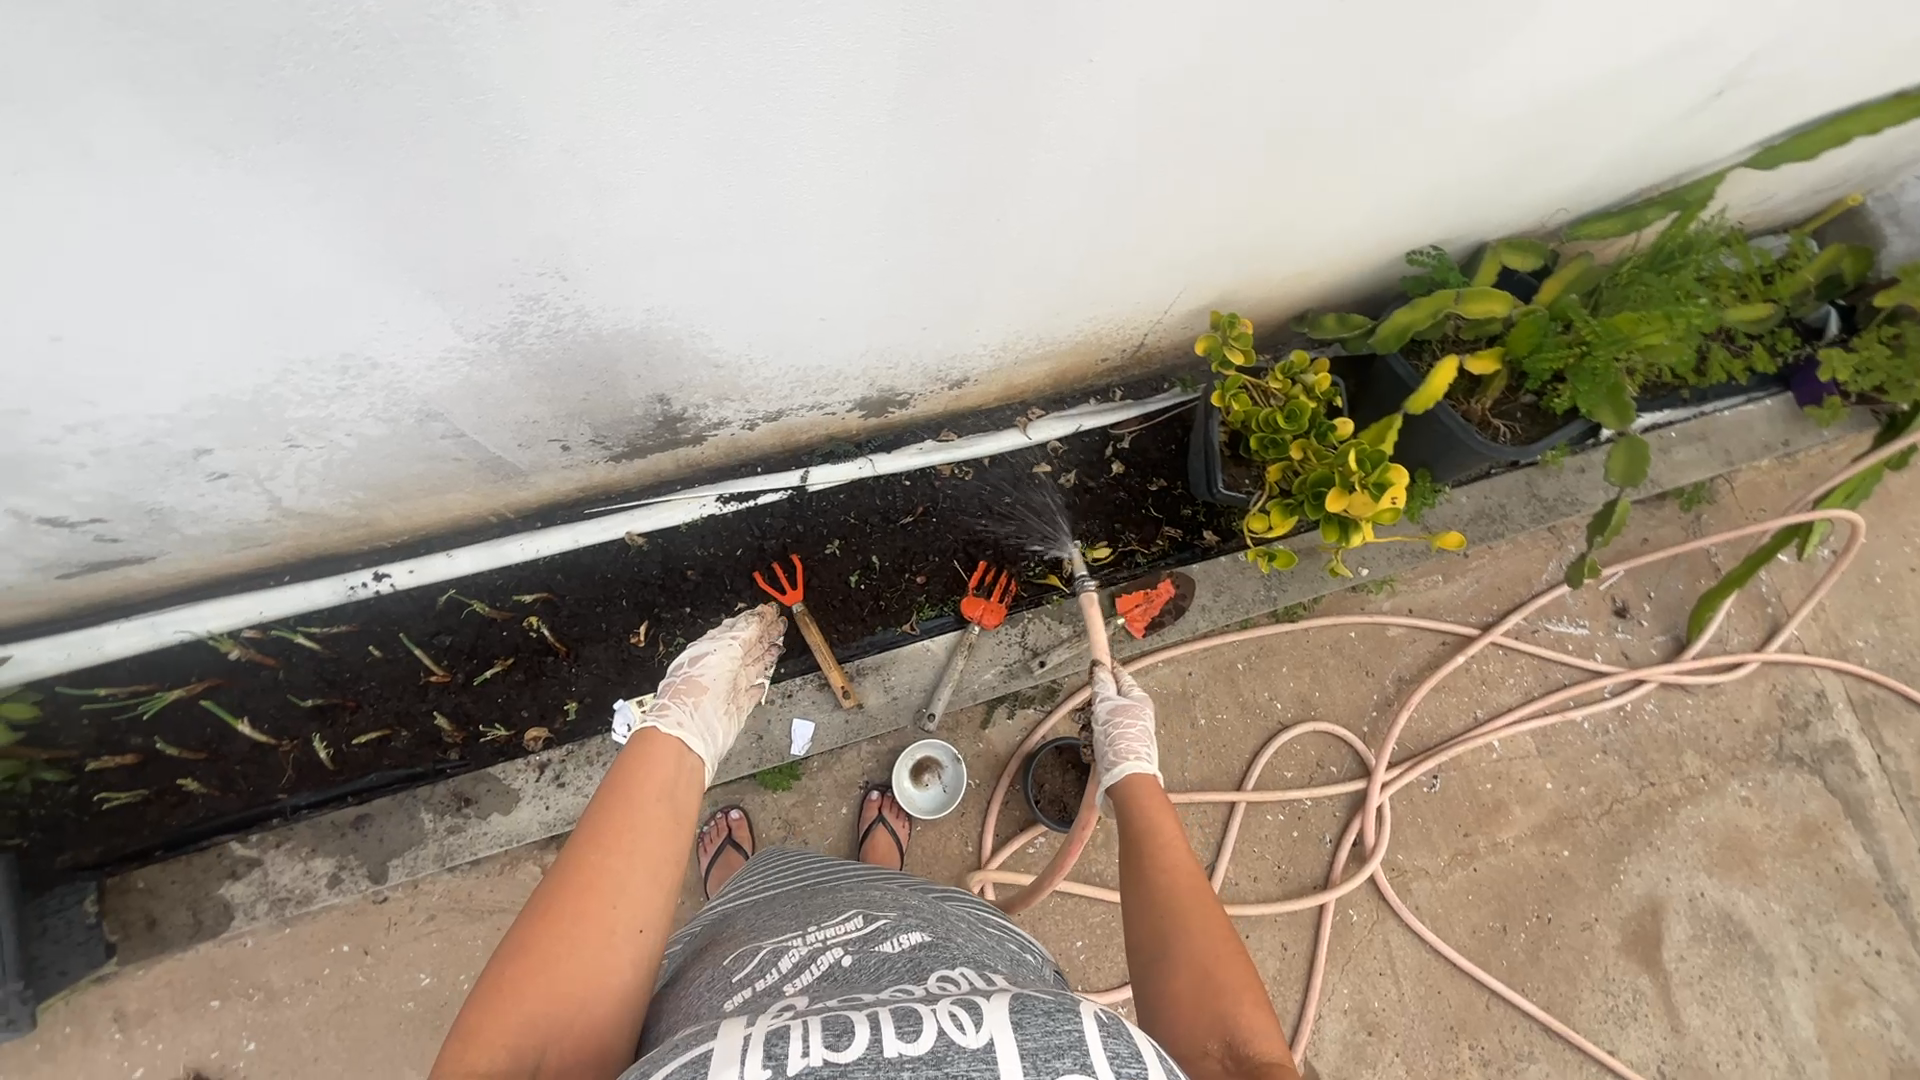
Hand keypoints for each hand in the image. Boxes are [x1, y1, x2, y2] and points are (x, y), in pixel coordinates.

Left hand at [624, 603, 785, 784]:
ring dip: (767, 655)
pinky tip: (764, 682)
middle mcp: (720, 667)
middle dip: (766, 634)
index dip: (758, 619)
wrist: (691, 728)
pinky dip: (759, 686)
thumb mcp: (725, 648)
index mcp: (713, 649)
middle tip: (780, 623)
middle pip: (749, 646)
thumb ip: (745, 631)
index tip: (772, 611)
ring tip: (780, 644)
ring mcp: (729, 688)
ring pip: (753, 666)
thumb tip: (760, 615)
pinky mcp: (736, 708)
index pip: (740, 629)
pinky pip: (752, 694)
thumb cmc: (696, 686)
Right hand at [1089, 659, 1160, 815]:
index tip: (1093, 666)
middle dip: (1091, 708)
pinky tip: (1092, 749)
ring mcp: (1125, 732)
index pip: (1119, 675)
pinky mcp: (1116, 747)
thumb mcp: (1106, 705)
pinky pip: (1098, 738)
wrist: (1124, 779)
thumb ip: (1101, 684)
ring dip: (1089, 727)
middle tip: (1088, 713)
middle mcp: (1133, 714)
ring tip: (1091, 736)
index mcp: (1137, 699)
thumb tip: (1098, 666)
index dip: (1104, 671)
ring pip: (1098, 720)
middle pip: (1104, 699)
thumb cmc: (1121, 742)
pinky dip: (1092, 743)